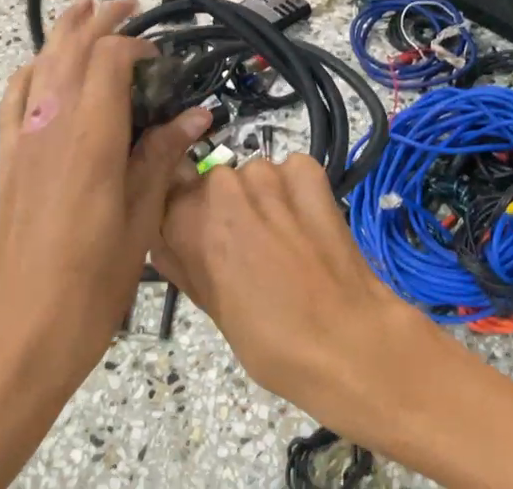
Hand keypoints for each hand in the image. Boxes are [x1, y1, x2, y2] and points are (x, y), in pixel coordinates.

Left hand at [0, 0, 209, 379]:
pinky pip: (13, 100)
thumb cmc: (93, 282)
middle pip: (69, 51)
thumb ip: (163, 157)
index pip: (108, 61)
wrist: (23, 333)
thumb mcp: (142, 219)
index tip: (163, 57)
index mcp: (90, 138)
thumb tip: (198, 114)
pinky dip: (29, 72)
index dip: (137, 46)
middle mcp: (50, 127)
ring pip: (39, 67)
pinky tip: (39, 68)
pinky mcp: (7, 162)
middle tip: (127, 4)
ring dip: (61, 33)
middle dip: (98, 20)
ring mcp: (23, 143)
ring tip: (83, 10)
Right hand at [150, 153, 436, 419]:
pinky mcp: (308, 171)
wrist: (344, 339)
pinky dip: (296, 190)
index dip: (185, 214)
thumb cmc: (268, 340)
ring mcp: (267, 173)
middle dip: (227, 208)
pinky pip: (291, 172)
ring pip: (253, 176)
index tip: (201, 236)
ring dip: (263, 198)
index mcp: (185, 219)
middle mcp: (220, 184)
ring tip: (283, 242)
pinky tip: (307, 224)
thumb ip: (180, 257)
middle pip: (213, 183)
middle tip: (248, 249)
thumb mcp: (207, 304)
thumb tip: (170, 233)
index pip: (168, 193)